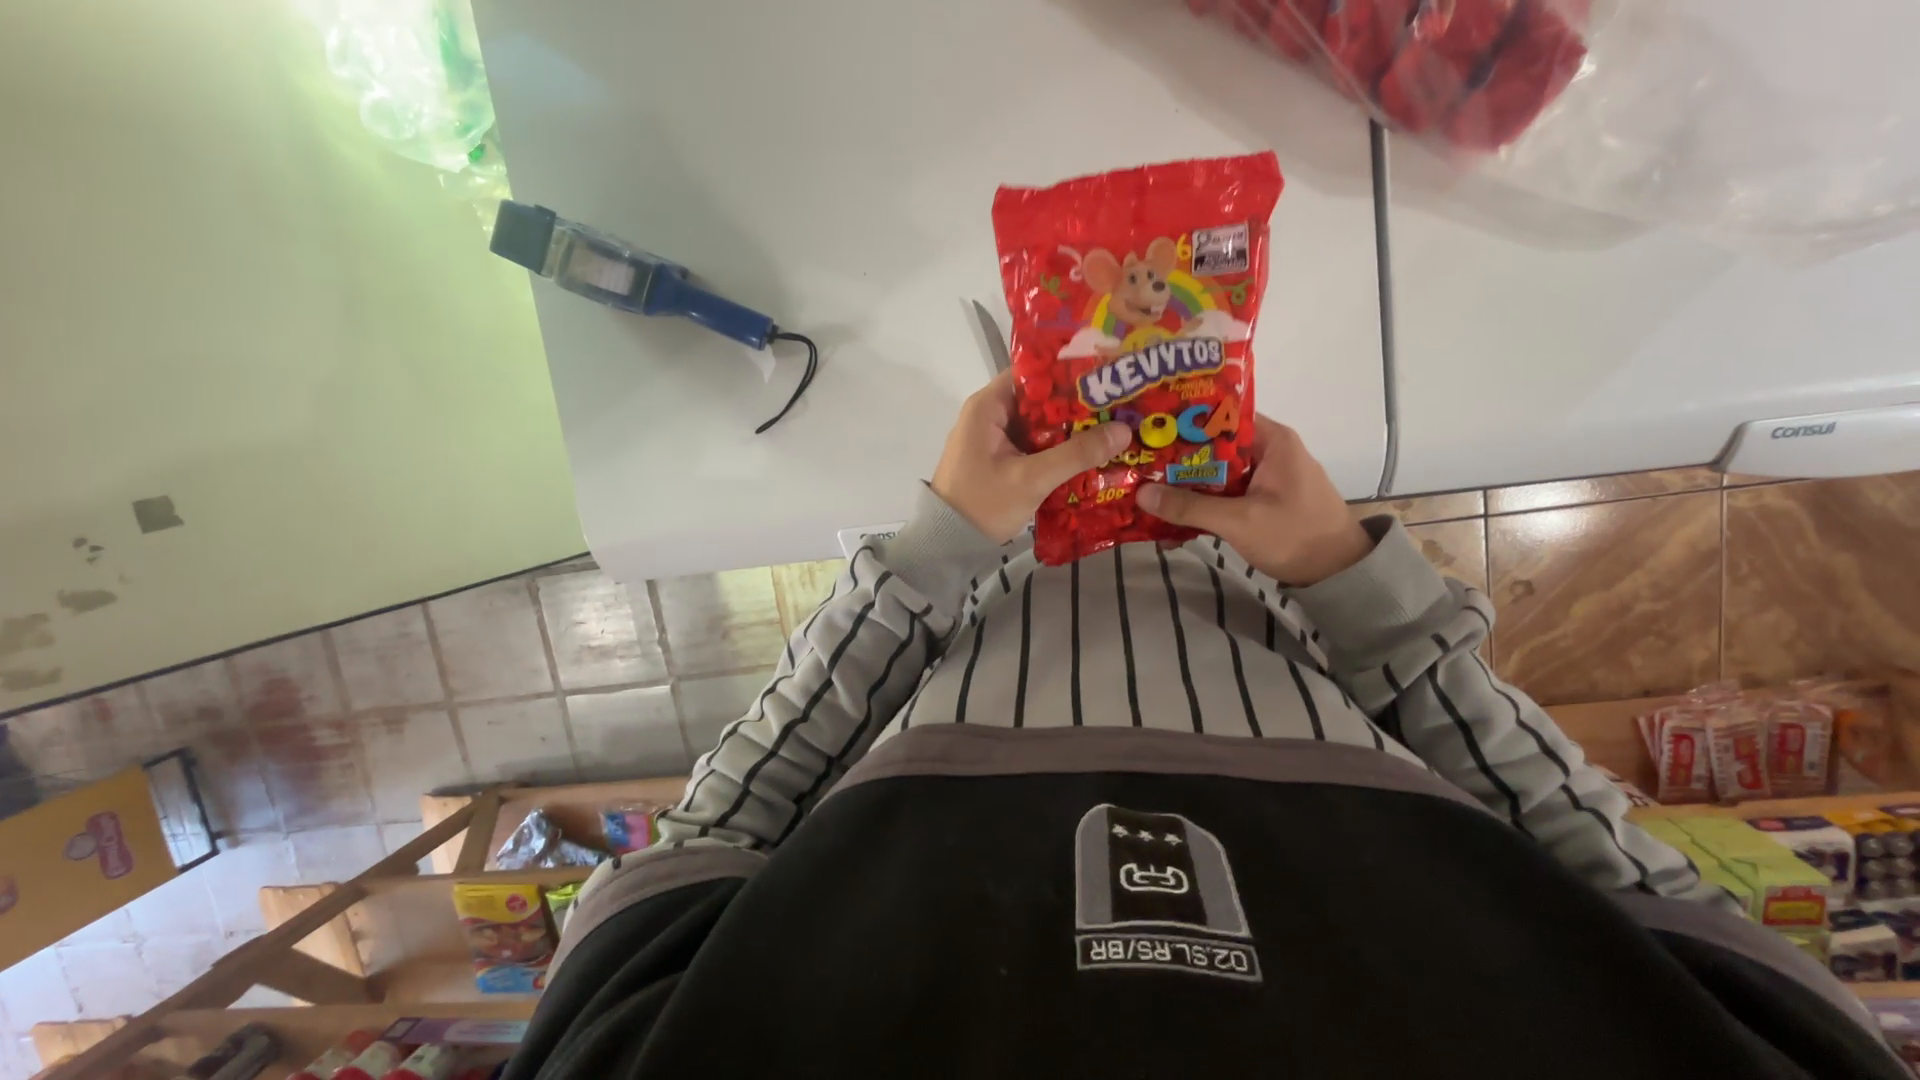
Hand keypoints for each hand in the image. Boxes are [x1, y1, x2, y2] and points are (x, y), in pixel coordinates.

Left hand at [931, 371, 1131, 543]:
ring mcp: (995, 439)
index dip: (1068, 372)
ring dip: (1072, 429)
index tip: (1104, 377)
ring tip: (1115, 427)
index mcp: (988, 406)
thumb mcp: (1032, 479)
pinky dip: (1059, 449)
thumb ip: (1076, 454)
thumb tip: (1124, 430)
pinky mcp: (1001, 460)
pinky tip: (1091, 454)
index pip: (1032, 372)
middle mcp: (990, 415)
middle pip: (1040, 399)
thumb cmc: (983, 505)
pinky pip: (1035, 445)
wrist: (949, 544)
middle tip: (1120, 405)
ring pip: (1041, 424)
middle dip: (1078, 405)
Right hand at [1136, 416, 1373, 585]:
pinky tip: (1170, 518)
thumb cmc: (1296, 536)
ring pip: (1214, 472)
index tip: (1150, 428)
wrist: (1339, 575)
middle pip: (1213, 445)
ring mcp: (1265, 478)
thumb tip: (1140, 493)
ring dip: (1185, 485)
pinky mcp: (1261, 501)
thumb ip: (1191, 506)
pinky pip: (1223, 494)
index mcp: (1272, 441)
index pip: (1222, 415)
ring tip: (1144, 490)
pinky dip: (1200, 504)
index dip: (1185, 420)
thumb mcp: (1240, 521)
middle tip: (1137, 462)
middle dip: (1176, 458)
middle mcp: (1268, 451)